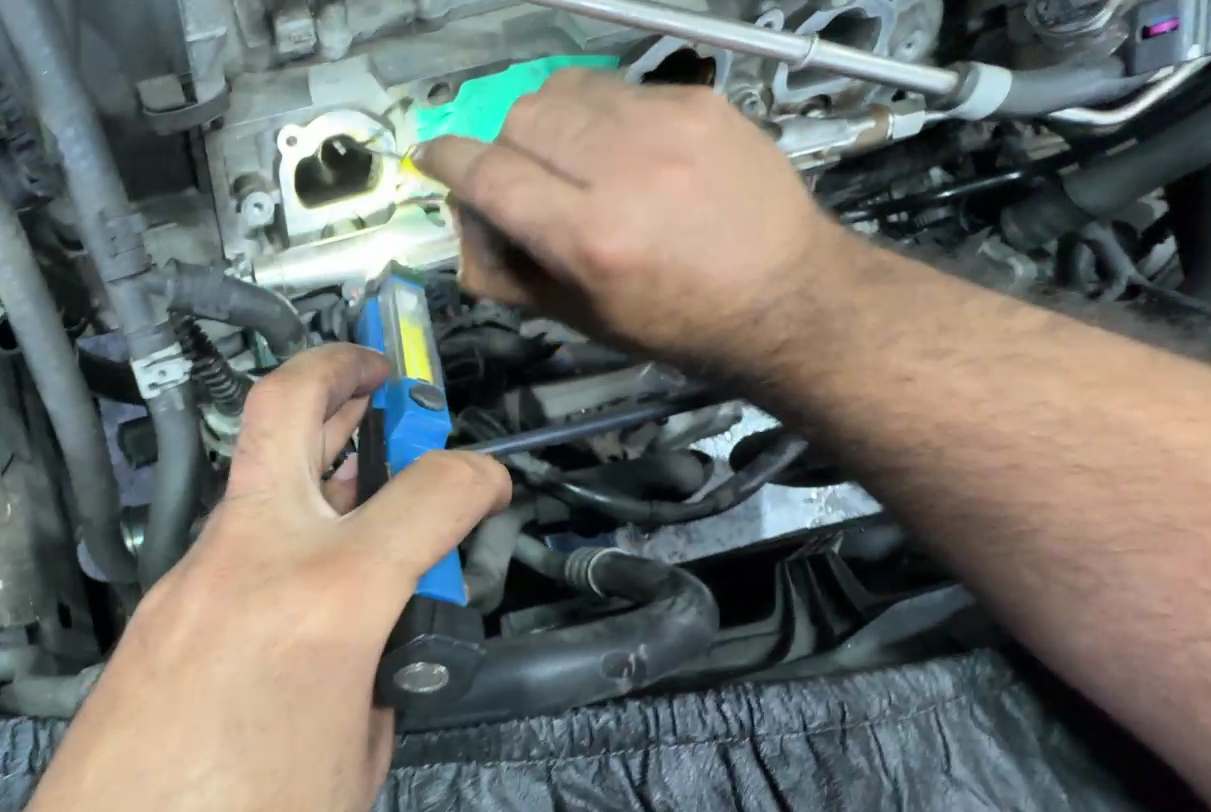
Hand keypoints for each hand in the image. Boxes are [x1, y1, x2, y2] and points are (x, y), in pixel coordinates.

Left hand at [0, 351, 508, 811]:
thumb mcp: (357, 763)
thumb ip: (374, 675)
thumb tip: (373, 643)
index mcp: (327, 599)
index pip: (427, 492)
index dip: (475, 478)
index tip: (489, 485)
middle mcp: (252, 557)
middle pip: (286, 409)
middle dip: (339, 372)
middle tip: (380, 377)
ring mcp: (190, 574)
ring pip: (253, 473)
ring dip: (309, 454)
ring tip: (357, 466)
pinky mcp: (157, 606)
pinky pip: (230, 538)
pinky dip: (277, 530)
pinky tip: (301, 573)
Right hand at [418, 69, 858, 364]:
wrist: (781, 294)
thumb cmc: (668, 323)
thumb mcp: (572, 317)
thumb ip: (503, 270)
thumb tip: (464, 221)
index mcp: (587, 238)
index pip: (490, 175)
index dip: (446, 161)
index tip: (429, 157)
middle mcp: (623, 170)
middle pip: (520, 119)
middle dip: (502, 147)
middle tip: (521, 180)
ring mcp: (666, 125)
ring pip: (563, 89)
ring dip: (546, 123)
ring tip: (567, 159)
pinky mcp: (698, 100)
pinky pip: (615, 89)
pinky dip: (596, 116)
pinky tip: (619, 152)